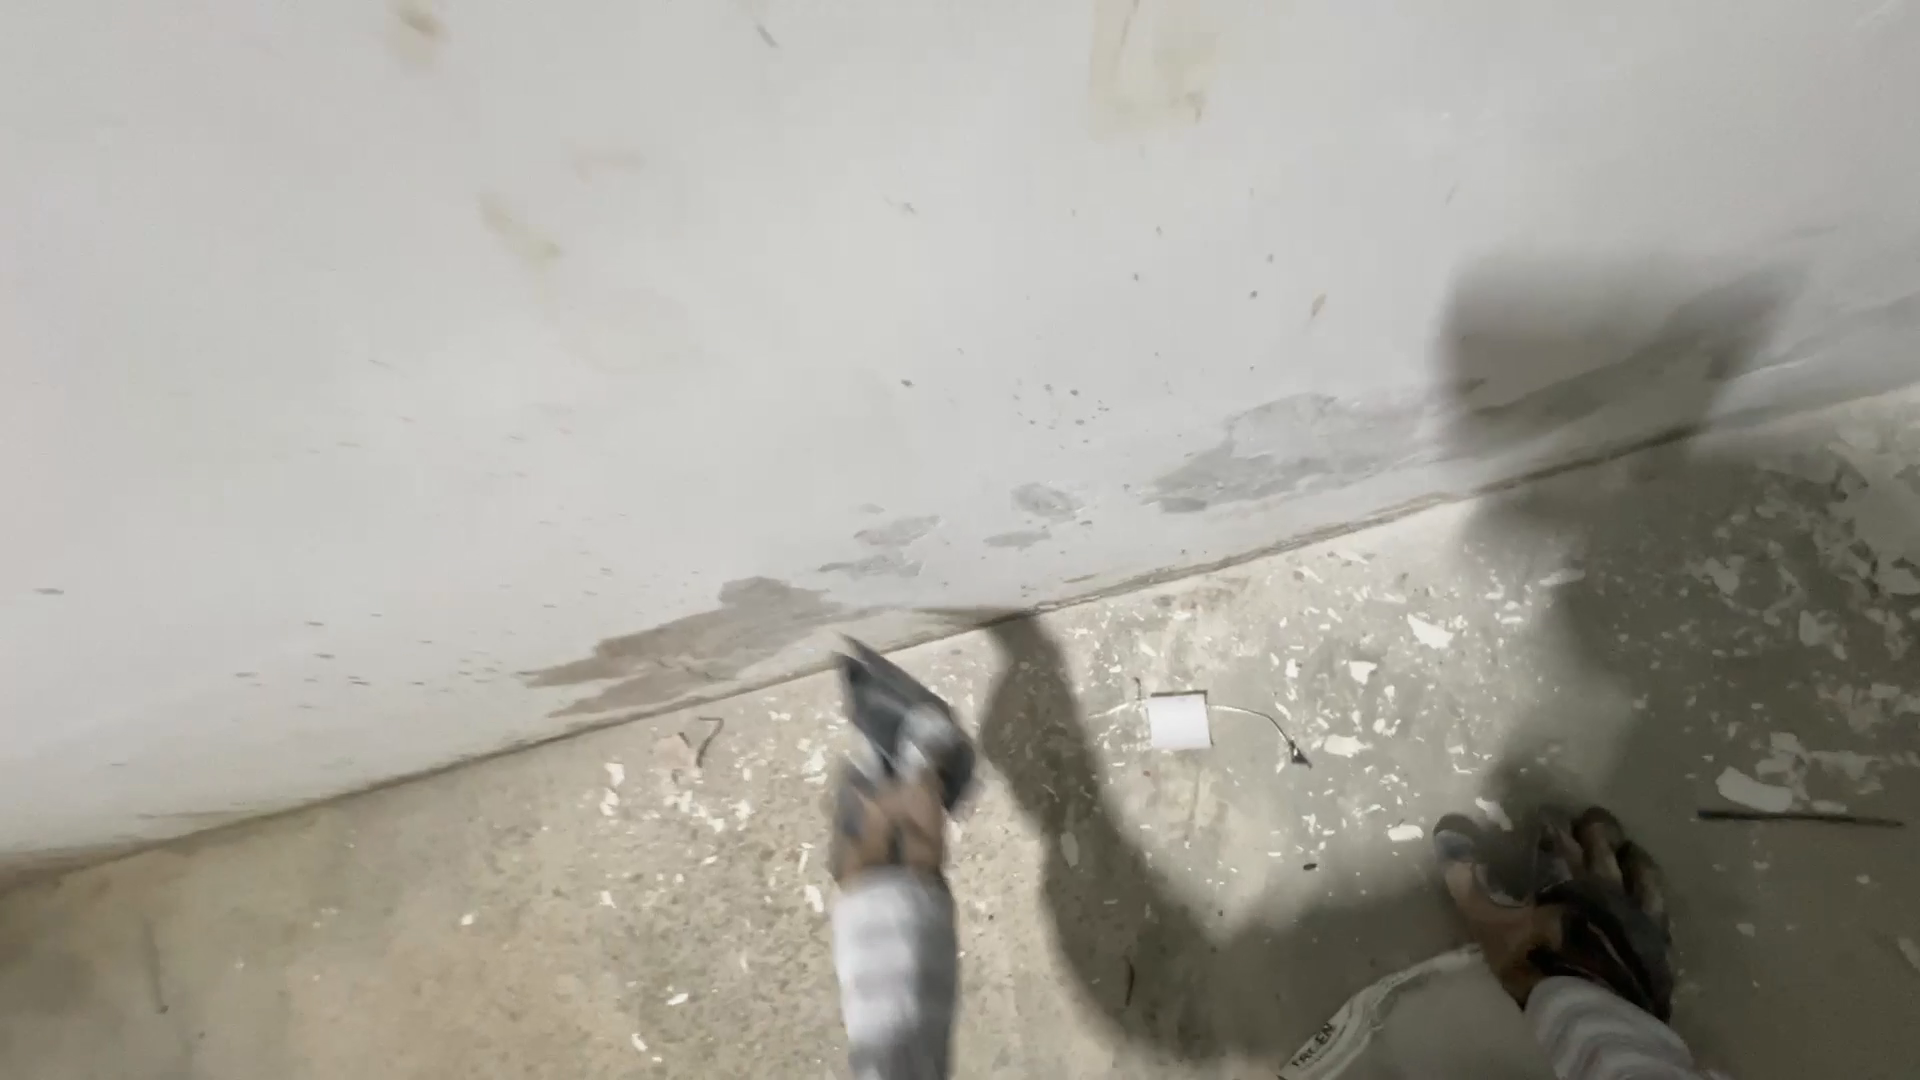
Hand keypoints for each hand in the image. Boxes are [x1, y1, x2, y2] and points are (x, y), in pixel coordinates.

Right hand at [1435, 806, 1674, 1019]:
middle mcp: (1601, 884)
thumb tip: (1447, 835)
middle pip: (1601, 845)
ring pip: (1638, 870)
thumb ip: (1465, 879)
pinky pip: (1659, 902)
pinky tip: (1648, 887)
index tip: (1546, 813)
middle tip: (1591, 817)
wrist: (1592, 1013)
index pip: (1557, 836)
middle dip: (1595, 828)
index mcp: (1561, 875)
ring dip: (1628, 853)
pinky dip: (1651, 886)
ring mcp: (1635, 911)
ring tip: (1625, 846)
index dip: (1551, 821)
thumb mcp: (1486, 921)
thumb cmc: (1534, 960)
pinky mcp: (1658, 939)